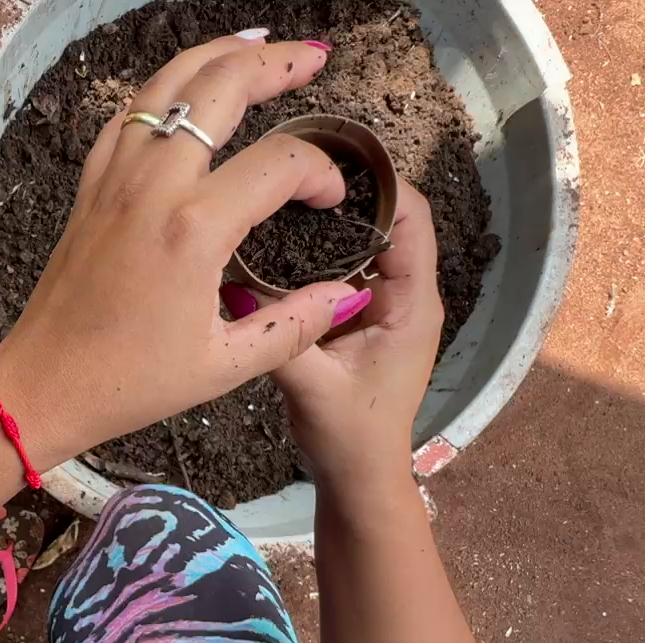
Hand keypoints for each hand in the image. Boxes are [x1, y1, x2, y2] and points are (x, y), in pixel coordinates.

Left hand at [0, 32, 371, 469]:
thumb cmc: (127, 384)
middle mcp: (152, 187)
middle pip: (221, 85)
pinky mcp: (88, 192)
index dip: (319, 171)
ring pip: (166, 85)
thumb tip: (349, 295)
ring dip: (216, 56)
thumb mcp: (222, 368)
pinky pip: (126, 117)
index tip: (331, 199)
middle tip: (315, 58)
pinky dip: (160, 92)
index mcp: (194, 229)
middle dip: (277, 62)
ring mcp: (113, 182)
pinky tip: (180, 96)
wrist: (42, 388)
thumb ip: (292, 327)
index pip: (278, 163)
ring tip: (256, 48)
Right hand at [228, 182, 444, 486]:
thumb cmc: (349, 436)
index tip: (324, 164)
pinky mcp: (360, 323)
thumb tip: (232, 288)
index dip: (377, 183)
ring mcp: (383, 309)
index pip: (410, 218)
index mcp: (412, 303)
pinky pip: (343, 276)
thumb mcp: (312, 386)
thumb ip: (279, 338)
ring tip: (280, 206)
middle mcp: (405, 296)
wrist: (358, 476)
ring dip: (328, 229)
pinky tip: (280, 253)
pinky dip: (317, 260)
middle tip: (290, 179)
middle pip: (387, 225)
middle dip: (345, 200)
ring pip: (362, 249)